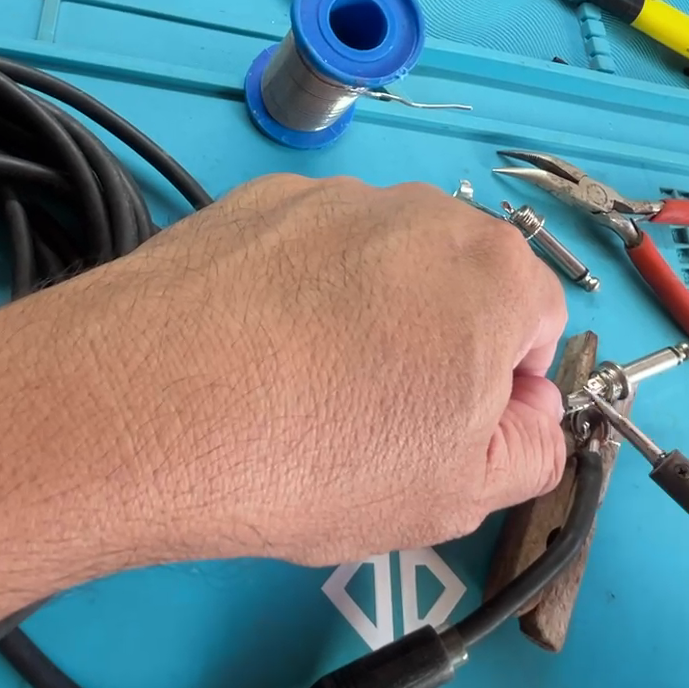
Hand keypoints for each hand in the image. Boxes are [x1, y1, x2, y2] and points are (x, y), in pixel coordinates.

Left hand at [1, 174, 569, 567]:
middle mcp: (415, 208)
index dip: (504, 386)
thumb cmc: (323, 453)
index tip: (449, 427)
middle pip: (454, 280)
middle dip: (436, 339)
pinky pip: (302, 247)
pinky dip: (295, 287)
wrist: (151, 401)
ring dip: (362, 309)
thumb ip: (532, 448)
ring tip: (299, 380)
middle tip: (373, 409)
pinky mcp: (252, 200)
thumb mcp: (461, 492)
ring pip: (375, 260)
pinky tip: (250, 344)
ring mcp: (325, 195)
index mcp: (490, 268)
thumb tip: (528, 412)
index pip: (538, 322)